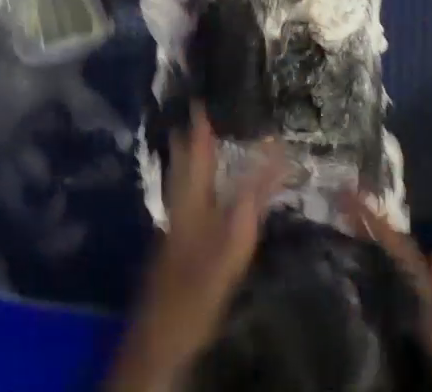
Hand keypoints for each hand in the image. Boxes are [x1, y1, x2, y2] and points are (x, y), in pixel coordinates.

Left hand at [106, 105, 288, 391]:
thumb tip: (270, 162)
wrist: (161, 333)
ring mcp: (176, 225)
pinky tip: (205, 190)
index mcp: (190, 202)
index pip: (196, 154)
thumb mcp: (229, 250)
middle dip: (193, 137)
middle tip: (202, 111)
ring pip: (183, 180)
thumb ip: (248, 207)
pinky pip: (188, 198)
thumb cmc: (195, 291)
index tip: (203, 98)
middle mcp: (179, 207)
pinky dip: (197, 182)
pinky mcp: (178, 244)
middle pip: (184, 163)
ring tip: (202, 138)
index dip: (200, 127)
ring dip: (193, 157)